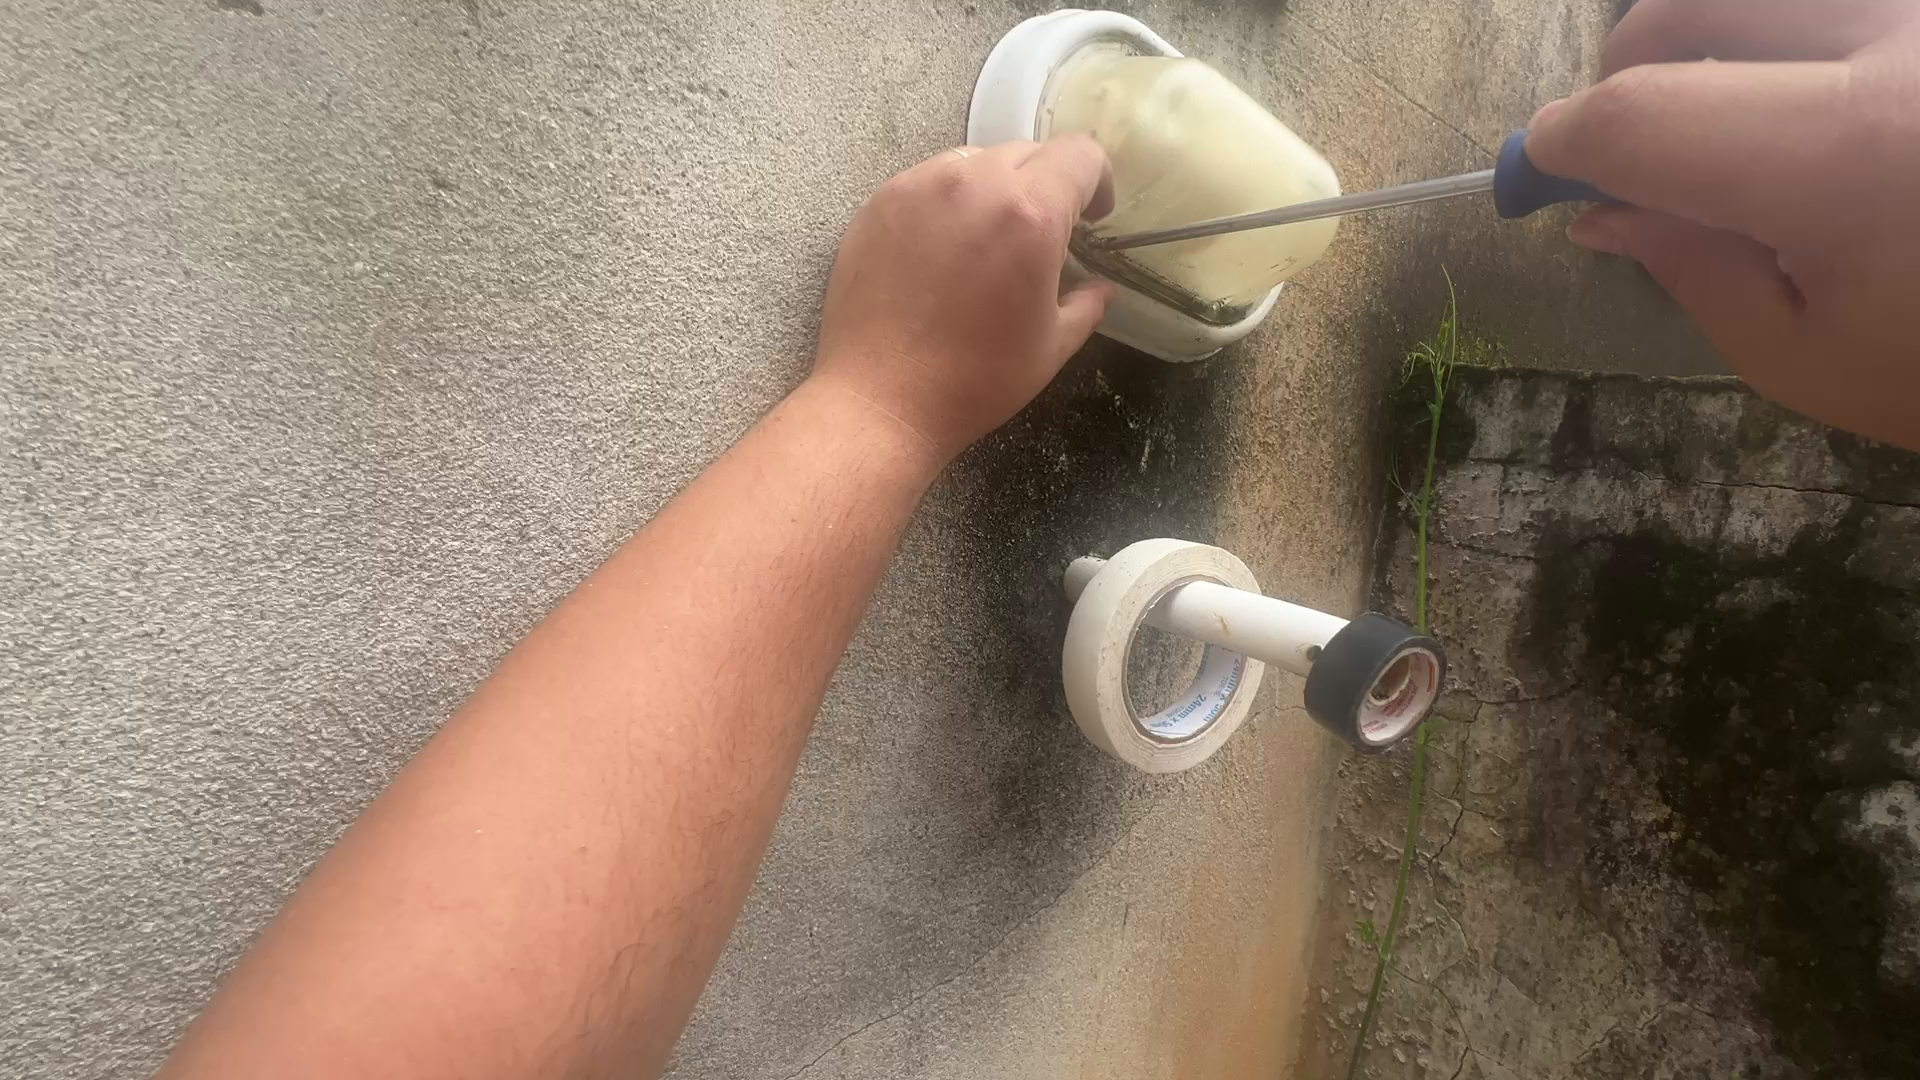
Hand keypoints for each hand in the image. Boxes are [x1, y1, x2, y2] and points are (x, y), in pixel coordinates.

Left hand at [811, 137, 1116, 463]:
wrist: (881, 400)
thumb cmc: (974, 382)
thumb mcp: (1049, 350)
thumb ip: (1085, 306)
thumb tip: (1100, 288)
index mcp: (1029, 215)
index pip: (1080, 155)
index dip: (1098, 181)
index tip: (1093, 216)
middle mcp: (974, 184)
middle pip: (1028, 152)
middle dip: (1046, 187)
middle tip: (1038, 238)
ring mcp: (919, 187)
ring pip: (974, 161)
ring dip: (994, 190)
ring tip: (984, 242)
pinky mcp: (879, 204)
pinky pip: (927, 182)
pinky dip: (947, 203)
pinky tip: (939, 252)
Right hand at [1526, 0, 1919, 449]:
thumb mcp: (1794, 346)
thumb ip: (1688, 263)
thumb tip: (1597, 213)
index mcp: (1852, 156)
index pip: (1646, 112)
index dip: (1564, 137)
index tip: (1541, 164)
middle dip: (1635, 55)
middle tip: (1629, 121)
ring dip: (1727, 30)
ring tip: (1734, 96)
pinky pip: (1862, 15)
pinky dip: (1809, 43)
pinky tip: (1823, 93)